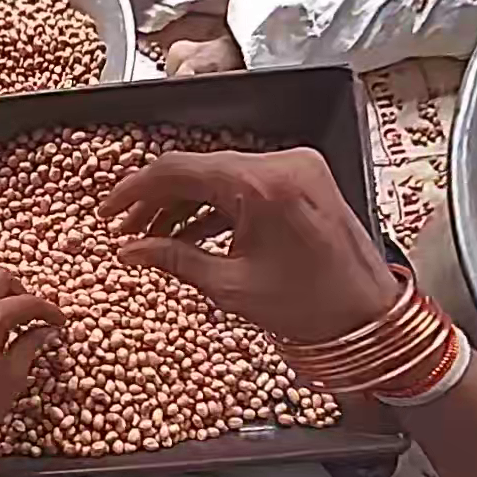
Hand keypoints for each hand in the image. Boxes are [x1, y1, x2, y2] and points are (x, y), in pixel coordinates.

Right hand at [98, 148, 398, 342]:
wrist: (368, 314)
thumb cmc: (307, 304)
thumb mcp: (229, 285)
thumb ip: (172, 260)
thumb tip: (127, 251)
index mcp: (263, 183)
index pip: (179, 169)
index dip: (134, 190)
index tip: (107, 211)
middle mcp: (279, 162)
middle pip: (196, 169)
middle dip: (154, 201)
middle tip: (124, 231)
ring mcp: (292, 168)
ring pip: (216, 178)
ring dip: (179, 206)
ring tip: (149, 239)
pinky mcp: (298, 181)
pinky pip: (240, 188)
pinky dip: (209, 210)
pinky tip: (184, 236)